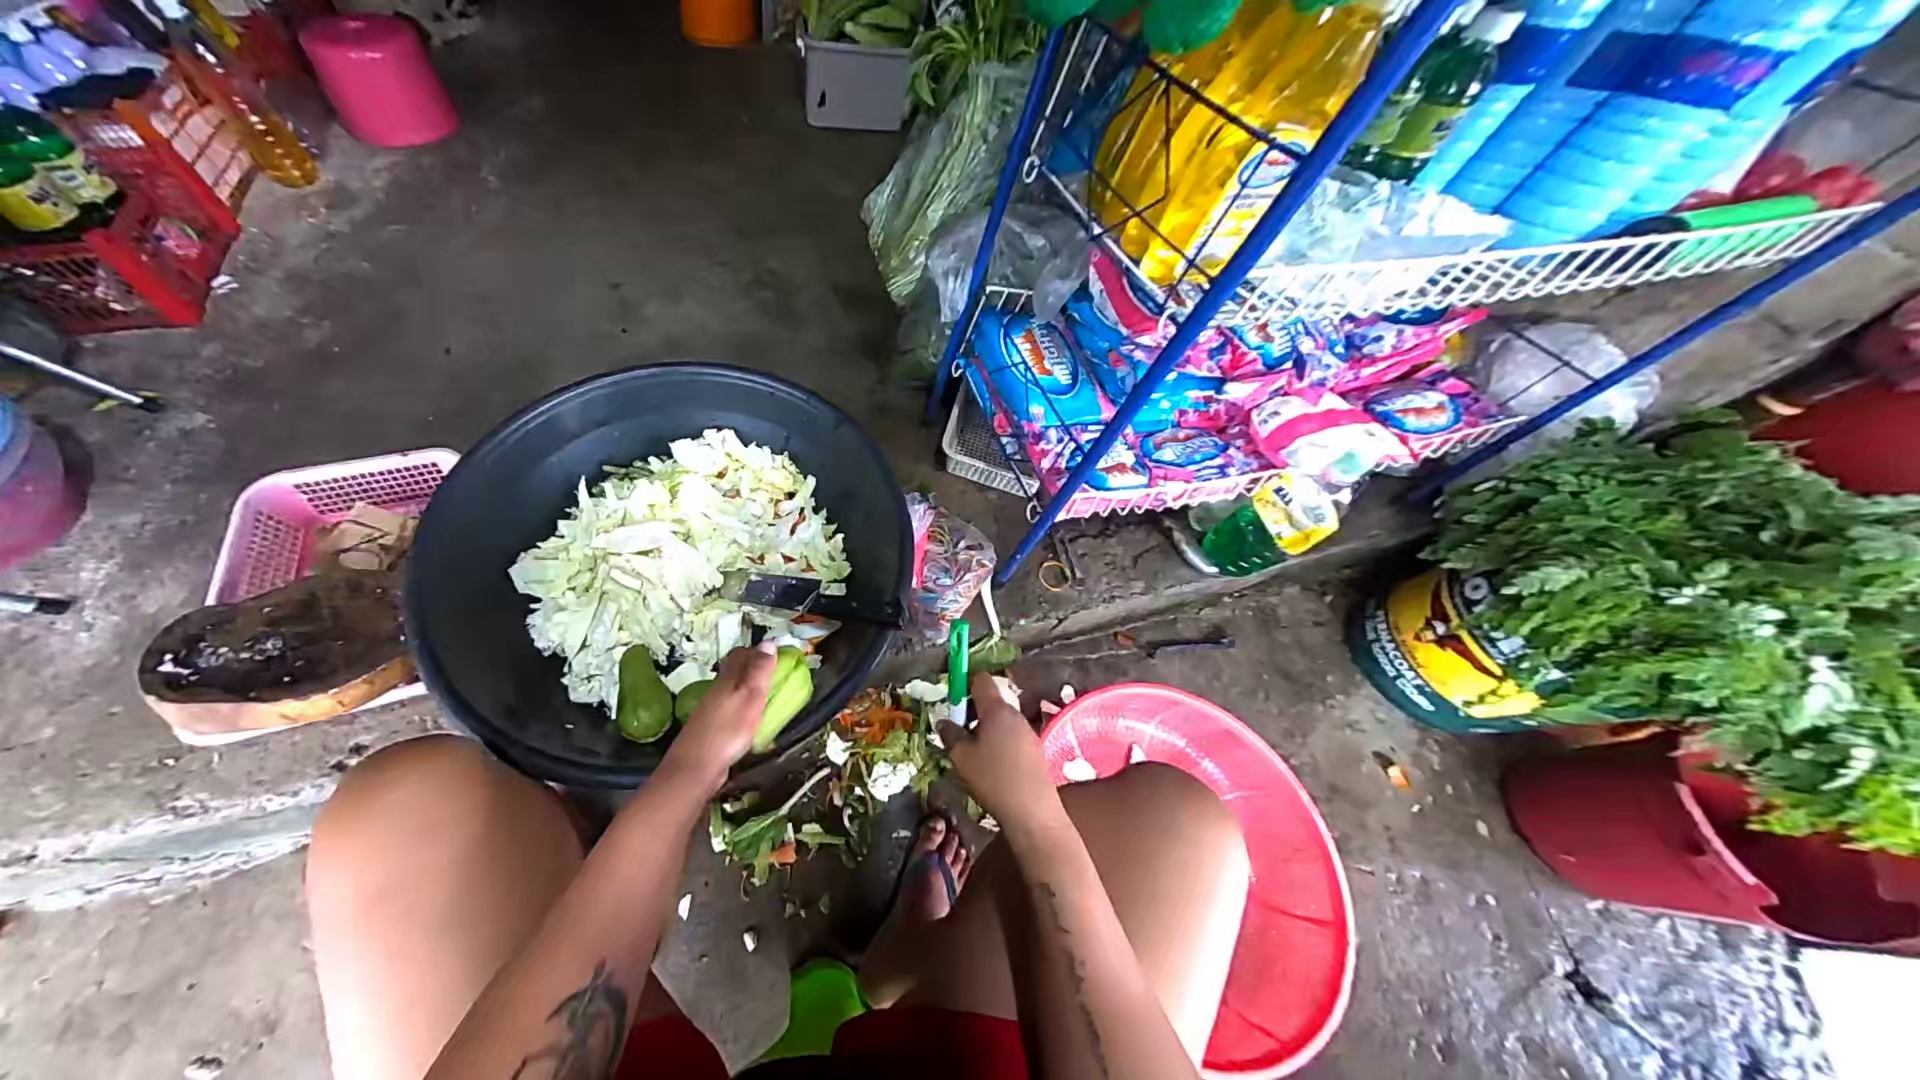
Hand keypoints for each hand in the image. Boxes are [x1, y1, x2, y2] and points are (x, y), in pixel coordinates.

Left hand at [665, 642, 775, 788]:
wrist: (696, 768)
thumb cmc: (728, 730)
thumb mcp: (750, 695)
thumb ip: (759, 670)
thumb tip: (768, 642)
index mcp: (728, 679)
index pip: (741, 654)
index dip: (757, 651)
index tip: (777, 656)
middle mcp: (718, 691)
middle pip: (735, 671)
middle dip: (754, 669)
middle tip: (776, 675)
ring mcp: (713, 711)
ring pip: (733, 691)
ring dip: (750, 690)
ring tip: (769, 697)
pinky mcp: (713, 729)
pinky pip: (731, 710)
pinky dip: (745, 709)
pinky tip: (754, 721)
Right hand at [936, 671, 1064, 832]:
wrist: (1032, 810)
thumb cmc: (993, 778)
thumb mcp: (962, 758)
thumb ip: (950, 735)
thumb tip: (944, 722)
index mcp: (996, 709)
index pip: (981, 680)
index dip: (966, 683)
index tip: (954, 698)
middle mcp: (1015, 714)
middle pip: (992, 701)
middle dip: (973, 711)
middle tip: (959, 732)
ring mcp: (1028, 731)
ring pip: (1002, 720)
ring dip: (986, 729)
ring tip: (974, 753)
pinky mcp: (1036, 748)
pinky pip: (1013, 736)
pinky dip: (1000, 742)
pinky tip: (993, 765)